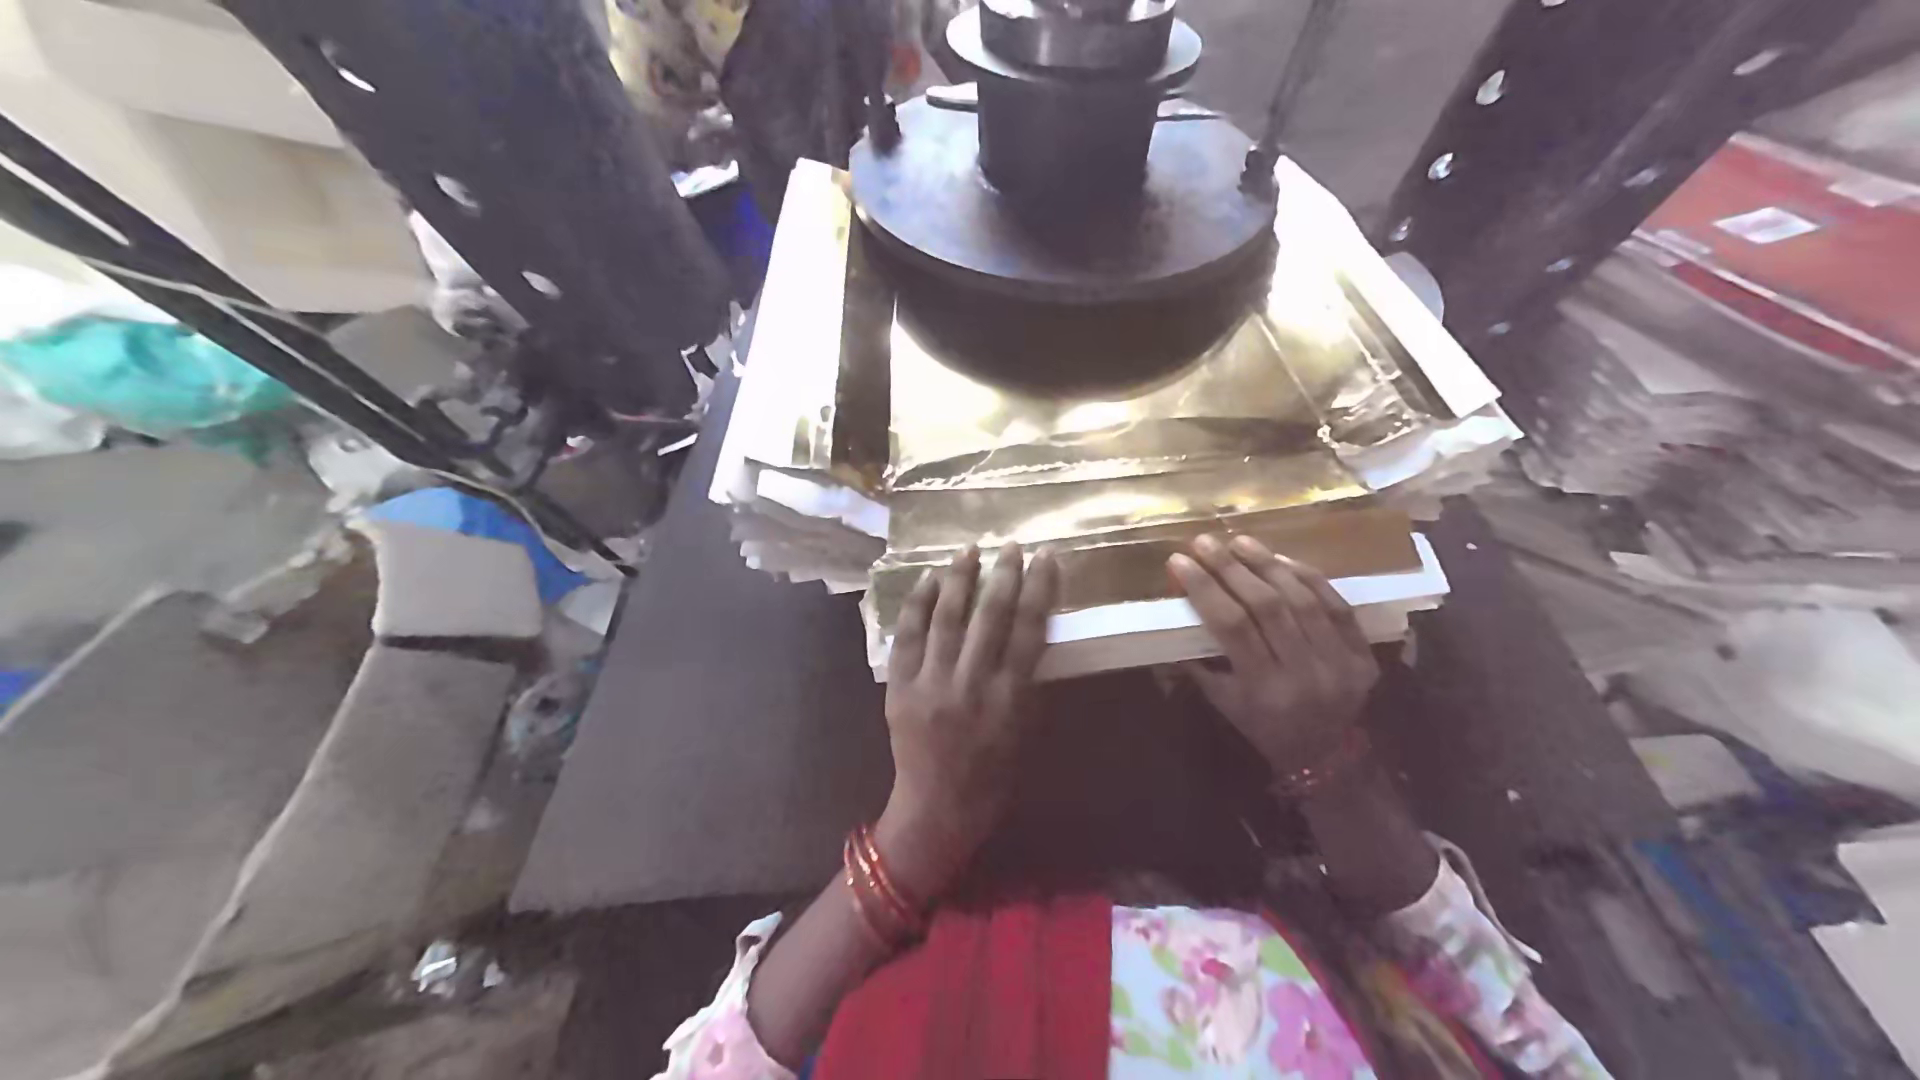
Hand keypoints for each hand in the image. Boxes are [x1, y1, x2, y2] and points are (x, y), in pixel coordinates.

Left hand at [875, 542, 1058, 900]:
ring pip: (946, 619)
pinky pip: (907, 636)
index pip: (1028, 630)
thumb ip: (1026, 681)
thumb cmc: (992, 776)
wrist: (937, 808)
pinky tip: (930, 580)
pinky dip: (918, 604)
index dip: (1039, 589)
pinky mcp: (898, 688)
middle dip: (1003, 576)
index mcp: (1009, 701)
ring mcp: (929, 685)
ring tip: (969, 550)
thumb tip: (1027, 629)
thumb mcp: (1024, 731)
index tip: (1046, 558)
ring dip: (960, 580)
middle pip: (990, 618)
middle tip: (1011, 546)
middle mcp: (970, 686)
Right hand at [1167, 534, 1378, 778]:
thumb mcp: (1222, 702)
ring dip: (1267, 564)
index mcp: (1263, 690)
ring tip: (1240, 541)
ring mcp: (1341, 664)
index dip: (1205, 588)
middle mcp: (1305, 675)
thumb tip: (1175, 611)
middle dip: (1231, 568)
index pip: (1232, 626)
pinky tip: (1282, 559)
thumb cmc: (1261, 727)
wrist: (1324, 755)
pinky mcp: (1364, 655)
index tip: (1179, 561)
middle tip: (1205, 542)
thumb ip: (1199, 659)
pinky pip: (1337, 605)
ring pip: (1303, 599)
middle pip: (1268, 606)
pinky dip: (1309, 577)